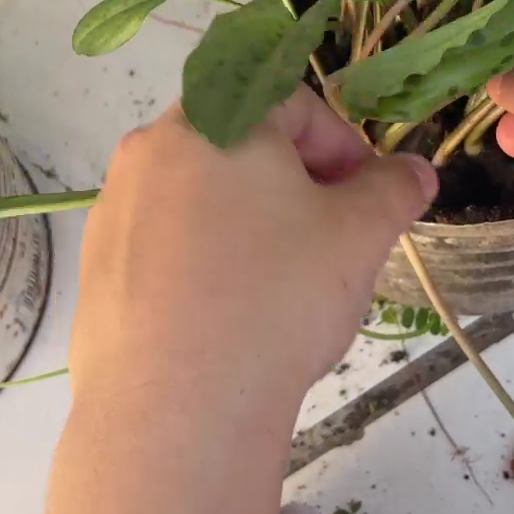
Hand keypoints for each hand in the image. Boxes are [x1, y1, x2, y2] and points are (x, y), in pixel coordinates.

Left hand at [71, 88, 437, 423]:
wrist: (174, 409)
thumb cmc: (276, 297)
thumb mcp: (358, 235)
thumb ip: (392, 189)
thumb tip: (416, 170)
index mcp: (215, 119)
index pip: (292, 104)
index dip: (341, 144)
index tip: (365, 195)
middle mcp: (153, 146)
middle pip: (241, 142)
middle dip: (295, 179)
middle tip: (328, 233)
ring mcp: (117, 203)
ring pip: (200, 189)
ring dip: (248, 214)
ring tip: (278, 276)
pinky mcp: (97, 260)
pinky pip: (163, 236)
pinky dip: (201, 252)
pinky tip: (224, 307)